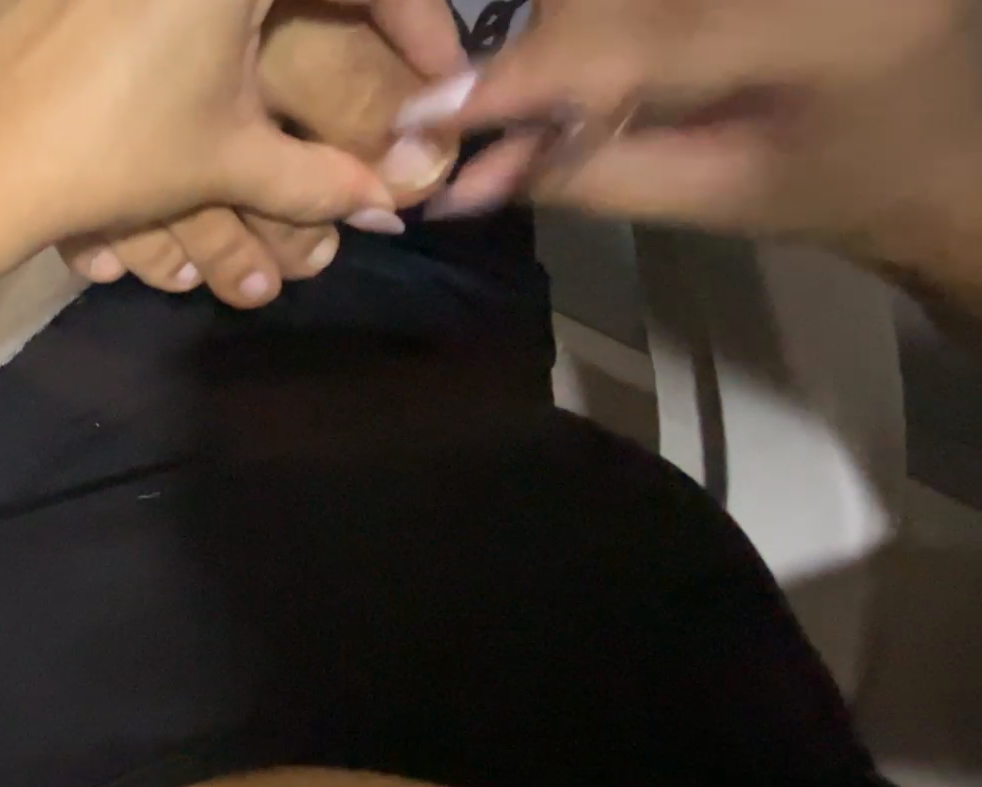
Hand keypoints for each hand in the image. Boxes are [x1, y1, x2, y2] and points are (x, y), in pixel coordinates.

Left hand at [0, 0, 457, 281]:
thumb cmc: (108, 156)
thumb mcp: (224, 159)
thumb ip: (316, 176)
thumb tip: (388, 202)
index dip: (418, 25)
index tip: (441, 76)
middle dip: (360, 22)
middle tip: (392, 69)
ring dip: (295, 20)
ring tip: (324, 55)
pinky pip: (184, 5)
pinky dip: (231, 22)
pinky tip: (245, 45)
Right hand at [395, 0, 981, 261]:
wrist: (949, 130)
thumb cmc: (833, 188)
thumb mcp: (705, 200)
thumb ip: (586, 178)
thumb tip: (462, 184)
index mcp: (828, 29)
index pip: (635, 41)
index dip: (521, 78)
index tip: (423, 118)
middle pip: (609, 0)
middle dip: (538, 52)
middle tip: (476, 114)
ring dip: (560, 33)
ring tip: (532, 94)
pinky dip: (588, 24)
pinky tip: (588, 72)